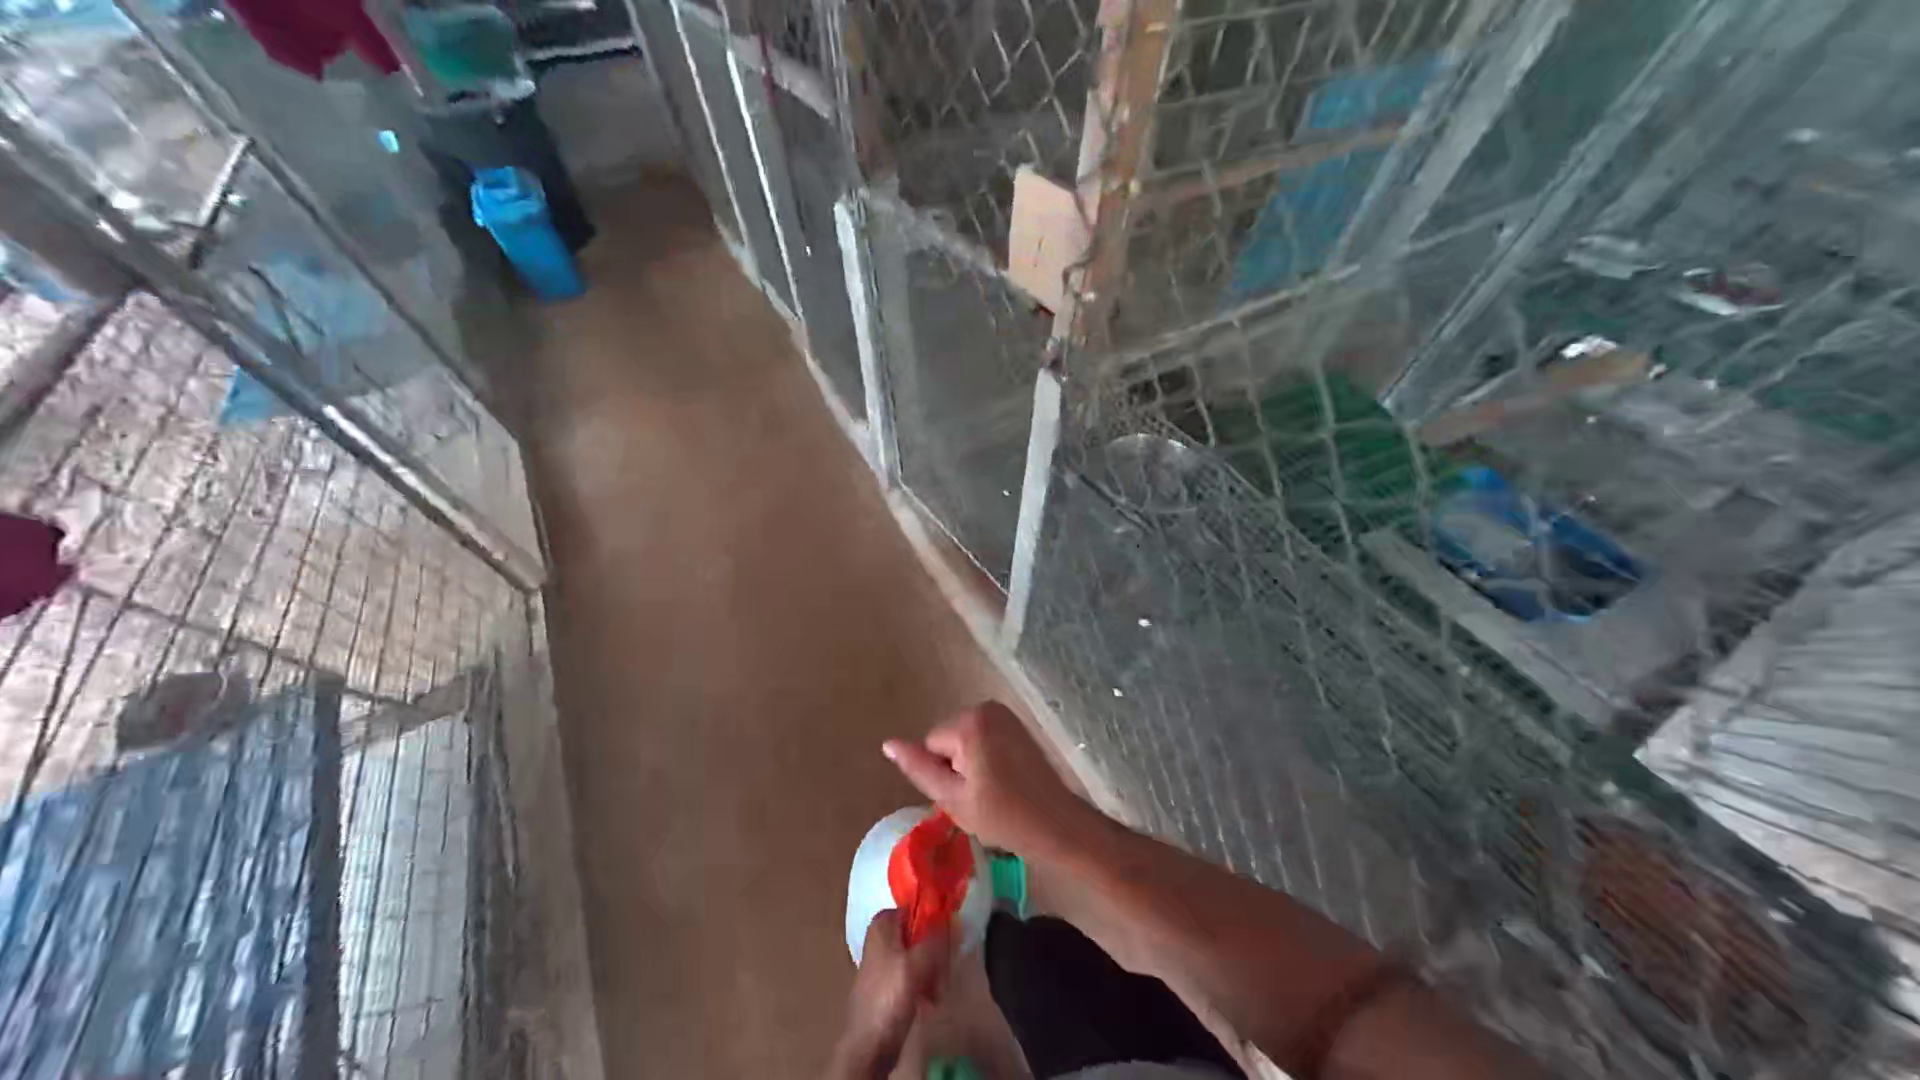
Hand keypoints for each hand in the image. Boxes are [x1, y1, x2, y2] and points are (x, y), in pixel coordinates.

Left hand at [829, 910, 949, 1079]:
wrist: (869, 1044)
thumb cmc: (889, 996)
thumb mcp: (916, 963)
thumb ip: (936, 938)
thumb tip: (954, 916)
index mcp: (883, 924)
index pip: (917, 907)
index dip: (936, 917)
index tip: (952, 932)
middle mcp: (884, 937)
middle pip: (921, 932)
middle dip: (937, 951)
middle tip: (945, 967)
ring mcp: (887, 961)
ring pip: (921, 954)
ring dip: (934, 970)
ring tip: (938, 989)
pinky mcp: (892, 983)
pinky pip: (917, 974)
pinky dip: (926, 983)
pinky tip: (932, 998)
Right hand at [883, 701, 1098, 856]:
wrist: (1055, 822)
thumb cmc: (1003, 817)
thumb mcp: (952, 798)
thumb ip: (919, 768)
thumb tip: (888, 743)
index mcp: (969, 723)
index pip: (931, 746)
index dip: (943, 774)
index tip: (969, 794)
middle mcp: (985, 707)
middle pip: (947, 739)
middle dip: (956, 765)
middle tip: (980, 794)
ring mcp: (1003, 713)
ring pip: (963, 739)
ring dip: (971, 762)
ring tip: (993, 787)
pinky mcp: (1015, 722)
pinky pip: (981, 736)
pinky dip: (986, 755)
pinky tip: (1003, 777)